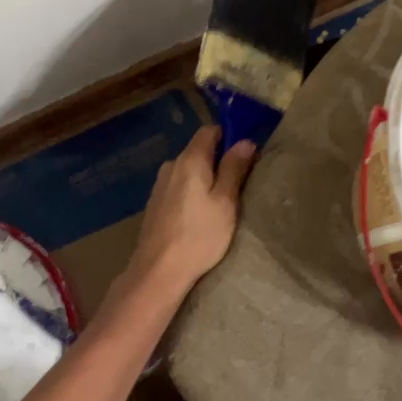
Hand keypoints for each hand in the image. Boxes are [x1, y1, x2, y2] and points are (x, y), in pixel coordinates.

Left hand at [126, 126, 255, 292]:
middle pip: (198, 150)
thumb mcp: (225, 202)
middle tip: (240, 181)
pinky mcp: (155, 202)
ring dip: (205, 177)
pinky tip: (200, 213)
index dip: (229, 135)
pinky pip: (179, 185)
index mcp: (189, 159)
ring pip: (188, 169)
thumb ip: (234, 169)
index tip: (246, 152)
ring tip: (222, 200)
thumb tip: (245, 141)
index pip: (209, 131)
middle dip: (219, 159)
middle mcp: (171, 164)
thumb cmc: (199, 235)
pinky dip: (192, 190)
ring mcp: (160, 183)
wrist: (158, 269)